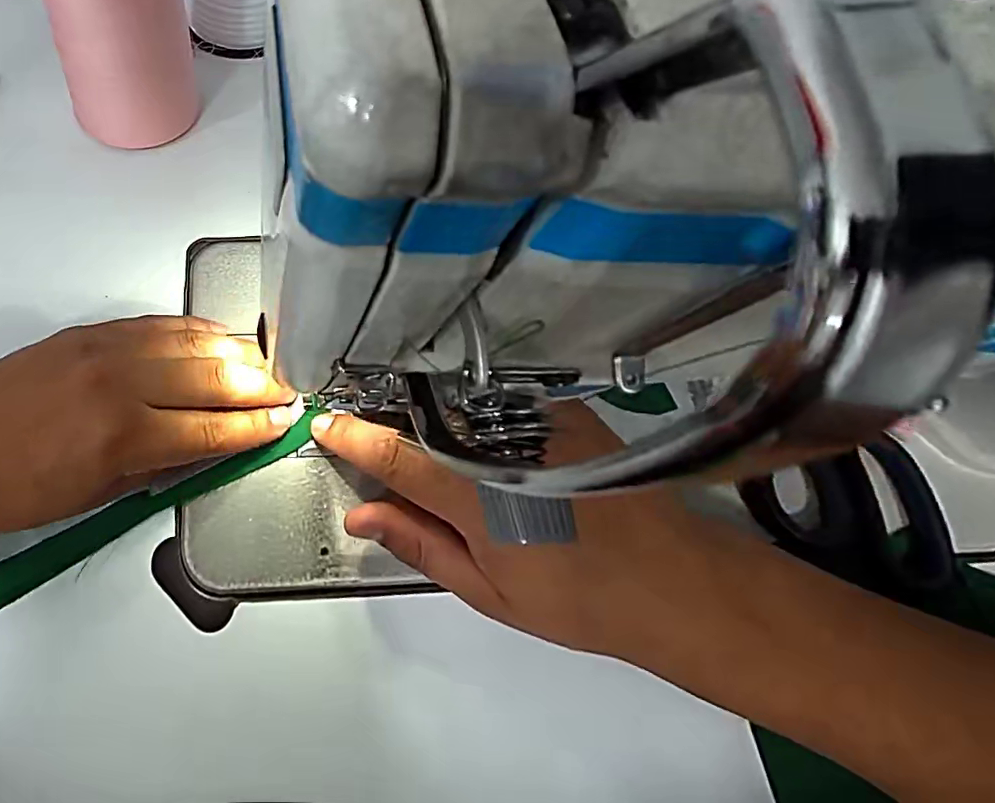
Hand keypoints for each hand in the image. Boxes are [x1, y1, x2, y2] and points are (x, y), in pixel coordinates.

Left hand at [0, 316, 301, 569]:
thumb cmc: (11, 493)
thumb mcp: (93, 498)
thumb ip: (159, 466)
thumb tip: (209, 446)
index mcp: (122, 438)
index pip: (213, 428)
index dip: (256, 426)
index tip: (286, 420)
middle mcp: (120, 383)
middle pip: (213, 376)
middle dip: (260, 384)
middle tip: (287, 390)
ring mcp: (104, 348)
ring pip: (191, 340)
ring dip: (235, 351)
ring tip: (262, 363)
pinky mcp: (89, 331)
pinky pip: (157, 324)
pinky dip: (193, 330)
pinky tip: (215, 336)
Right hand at [313, 402, 766, 668]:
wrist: (672, 579)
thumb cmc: (577, 598)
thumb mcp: (487, 588)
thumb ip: (418, 543)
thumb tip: (361, 515)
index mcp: (474, 495)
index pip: (394, 454)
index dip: (352, 437)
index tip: (323, 424)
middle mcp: (501, 445)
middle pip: (420, 417)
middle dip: (383, 419)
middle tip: (364, 428)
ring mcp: (536, 419)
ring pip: (456, 401)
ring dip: (425, 411)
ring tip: (418, 430)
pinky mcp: (562, 406)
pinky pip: (497, 398)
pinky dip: (472, 408)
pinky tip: (475, 427)